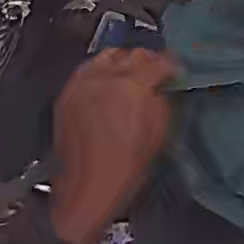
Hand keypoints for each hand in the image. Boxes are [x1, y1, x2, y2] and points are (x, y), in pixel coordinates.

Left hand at [48, 48, 177, 243]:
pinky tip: (107, 82)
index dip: (172, 66)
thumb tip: (163, 87)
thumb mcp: (159, 131)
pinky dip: (100, 70)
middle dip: (149, 62)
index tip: (175, 71)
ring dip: (123, 62)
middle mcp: (107, 78)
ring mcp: (84, 83)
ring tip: (129, 75)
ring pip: (109, 55)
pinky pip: (87, 69)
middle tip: (156, 74)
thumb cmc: (127, 165)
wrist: (87, 188)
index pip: (160, 62)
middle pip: (135, 54)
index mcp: (135, 85)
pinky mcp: (68, 93)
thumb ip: (163, 100)